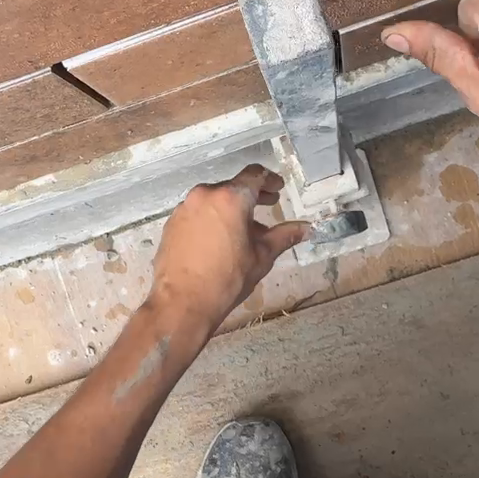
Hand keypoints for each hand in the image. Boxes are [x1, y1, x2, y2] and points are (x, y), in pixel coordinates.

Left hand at [146, 165, 311, 332]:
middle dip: (252, 195)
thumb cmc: (228, 279)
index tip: (278, 188)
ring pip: (214, 200)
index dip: (270, 179)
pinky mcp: (172, 223)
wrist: (182, 302)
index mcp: (231, 198)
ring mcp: (185, 208)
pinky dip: (213, 218)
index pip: (254, 175)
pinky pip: (198, 213)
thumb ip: (284, 236)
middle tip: (268, 204)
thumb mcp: (262, 256)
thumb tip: (306, 228)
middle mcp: (205, 195)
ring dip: (231, 208)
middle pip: (233, 187)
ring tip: (245, 229)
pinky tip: (220, 239)